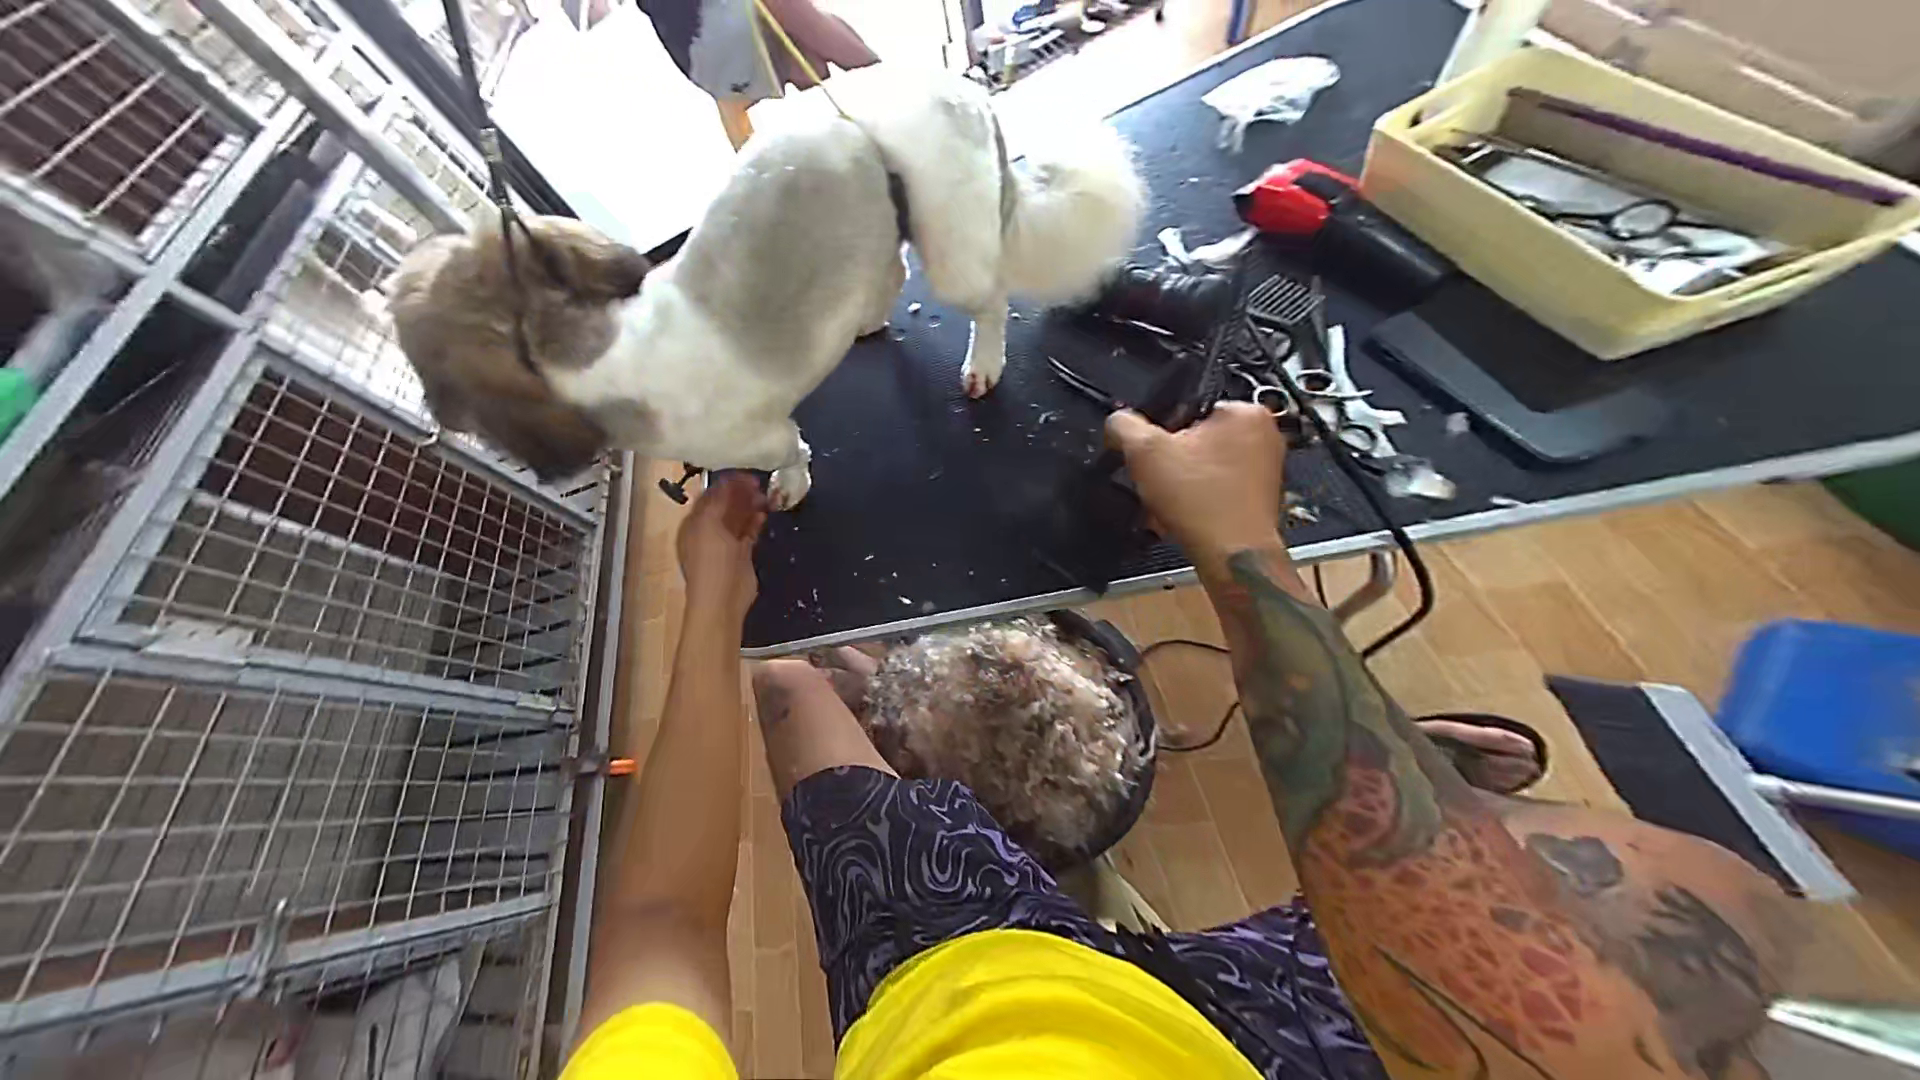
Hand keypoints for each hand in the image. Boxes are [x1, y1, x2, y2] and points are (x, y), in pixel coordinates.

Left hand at [676, 472, 768, 621]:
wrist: (723, 599)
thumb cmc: (712, 562)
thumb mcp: (709, 525)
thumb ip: (718, 502)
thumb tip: (729, 482)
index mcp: (694, 523)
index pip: (710, 496)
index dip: (726, 484)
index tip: (746, 474)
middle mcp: (708, 531)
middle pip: (725, 505)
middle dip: (741, 493)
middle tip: (760, 484)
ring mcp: (725, 543)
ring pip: (739, 517)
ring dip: (751, 506)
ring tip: (766, 496)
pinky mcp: (742, 553)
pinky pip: (749, 531)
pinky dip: (756, 521)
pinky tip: (765, 513)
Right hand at [1105, 401, 1284, 575]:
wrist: (1232, 557)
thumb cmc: (1200, 501)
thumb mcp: (1145, 452)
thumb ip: (1124, 426)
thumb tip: (1116, 421)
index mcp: (1244, 411)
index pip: (1187, 409)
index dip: (1160, 434)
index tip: (1150, 457)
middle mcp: (1264, 435)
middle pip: (1194, 440)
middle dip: (1169, 463)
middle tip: (1157, 483)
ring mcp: (1266, 468)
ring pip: (1203, 468)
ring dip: (1179, 485)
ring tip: (1167, 504)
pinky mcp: (1260, 497)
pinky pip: (1216, 490)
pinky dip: (1196, 501)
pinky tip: (1182, 518)